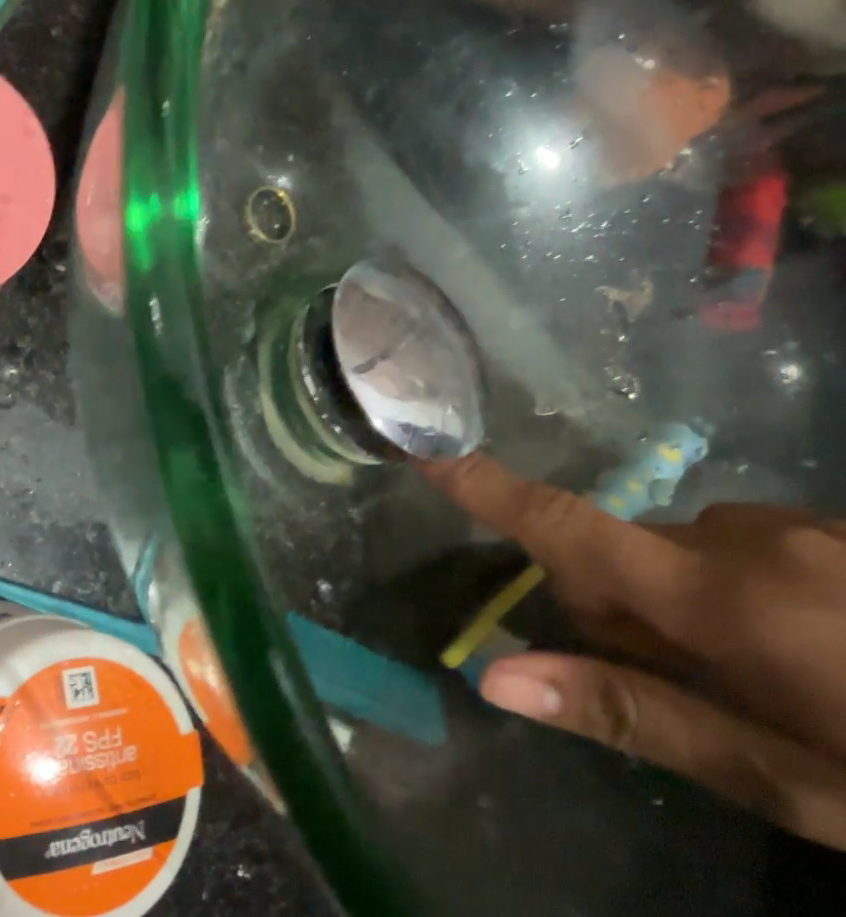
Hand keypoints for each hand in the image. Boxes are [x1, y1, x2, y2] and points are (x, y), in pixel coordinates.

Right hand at [418, 453, 845, 849]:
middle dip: (624, 605)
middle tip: (686, 681)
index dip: (491, 494)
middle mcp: (758, 542)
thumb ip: (638, 715)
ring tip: (774, 675)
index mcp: (722, 599)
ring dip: (694, 600)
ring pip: (698, 550)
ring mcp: (821, 533)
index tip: (428, 452)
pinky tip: (826, 648)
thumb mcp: (789, 780)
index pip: (568, 532)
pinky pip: (764, 548)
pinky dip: (757, 590)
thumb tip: (496, 678)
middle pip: (629, 552)